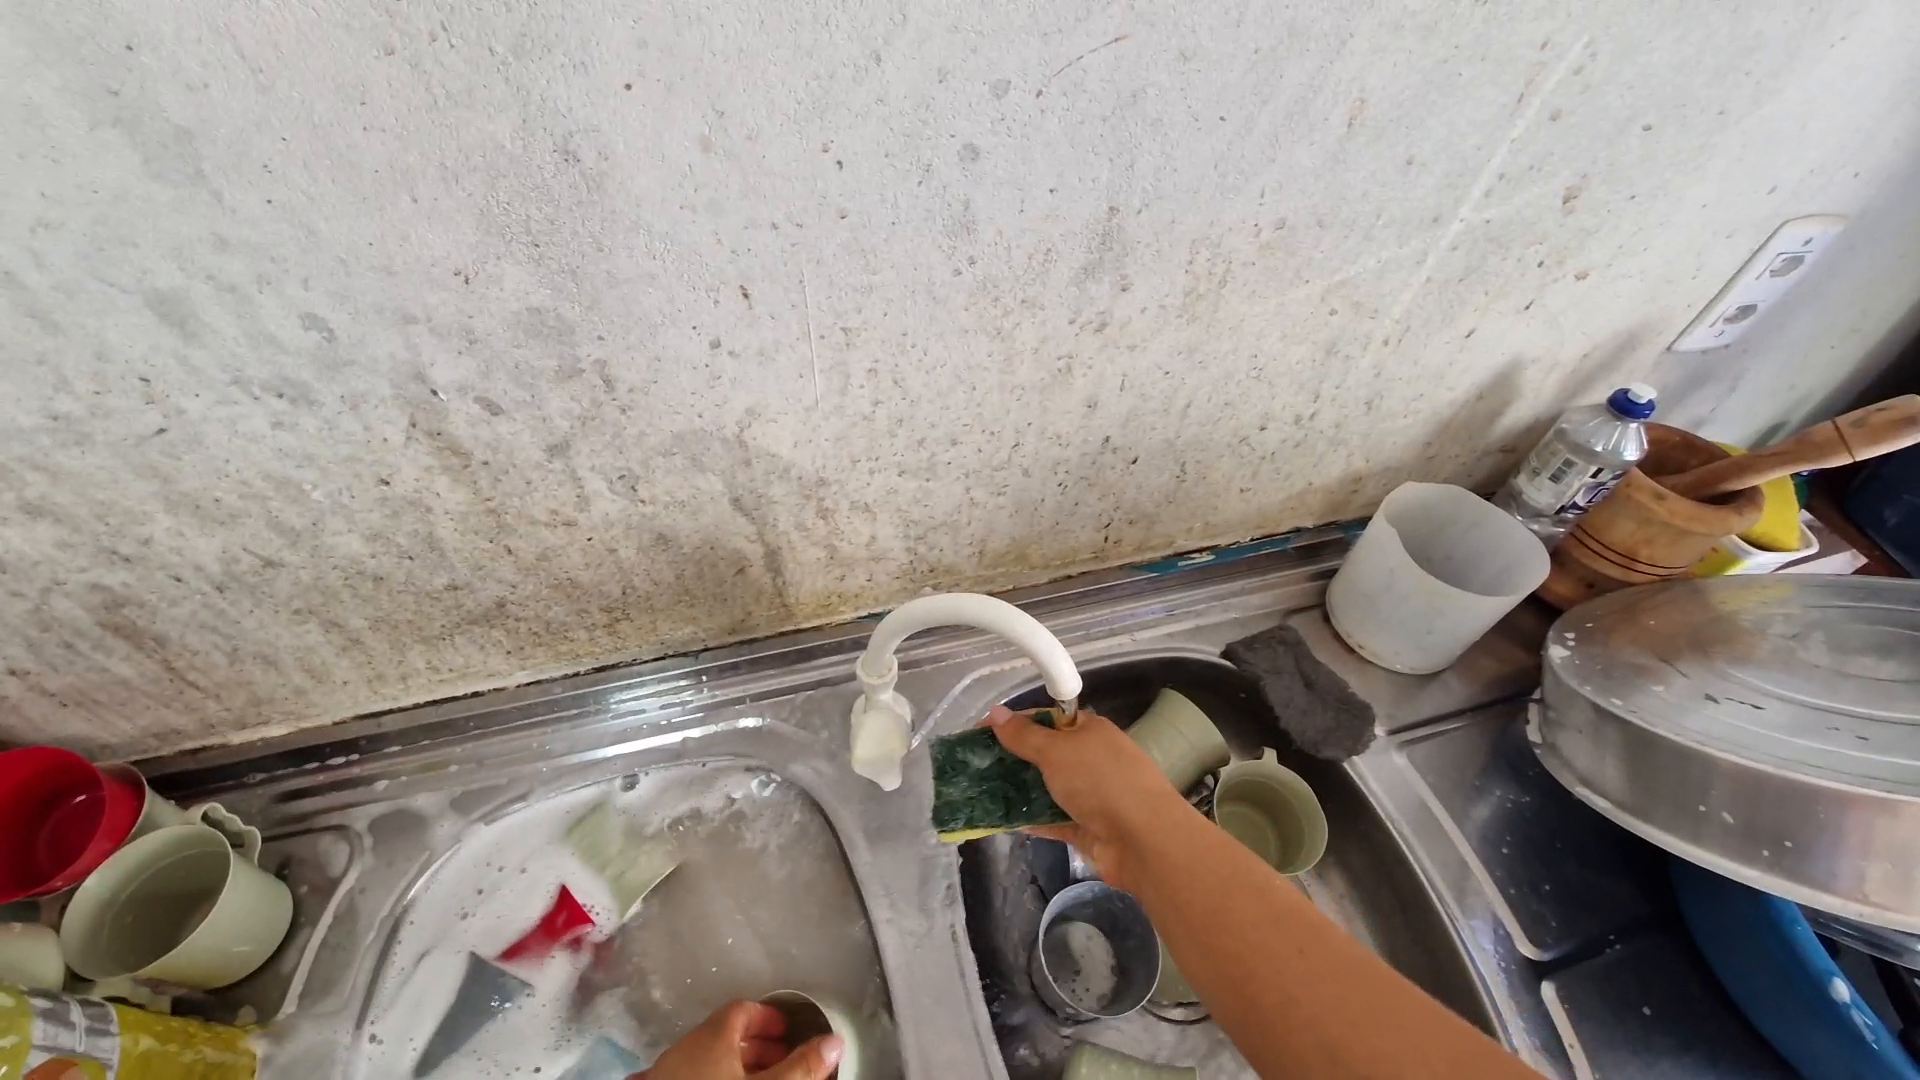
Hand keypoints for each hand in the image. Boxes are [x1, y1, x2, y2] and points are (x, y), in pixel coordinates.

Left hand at [637, 1000, 844, 1079]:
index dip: (767, 1017)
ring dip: (735, 1067)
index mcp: (711, 1037)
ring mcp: (666, 1075)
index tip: (788, 1031)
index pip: (741, 1009)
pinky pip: (692, 1077)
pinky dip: (713, 1078)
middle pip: (724, 1035)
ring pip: (706, 1061)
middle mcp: (684, 1050)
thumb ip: (801, 1066)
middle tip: (782, 1058)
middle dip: (756, 1045)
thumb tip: (835, 1040)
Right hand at [986, 704, 1191, 890]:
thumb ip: (1024, 736)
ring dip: (1017, 791)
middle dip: (1010, 759)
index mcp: (1088, 730)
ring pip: (1045, 789)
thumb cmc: (1101, 781)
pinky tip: (1001, 820)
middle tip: (974, 766)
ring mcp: (1089, 795)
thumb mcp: (1057, 751)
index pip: (1044, 719)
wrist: (1145, 840)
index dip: (1012, 723)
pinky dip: (1029, 819)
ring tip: (979, 793)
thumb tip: (996, 713)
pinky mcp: (1085, 827)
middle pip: (1043, 755)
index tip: (980, 732)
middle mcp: (1089, 759)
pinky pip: (1050, 820)